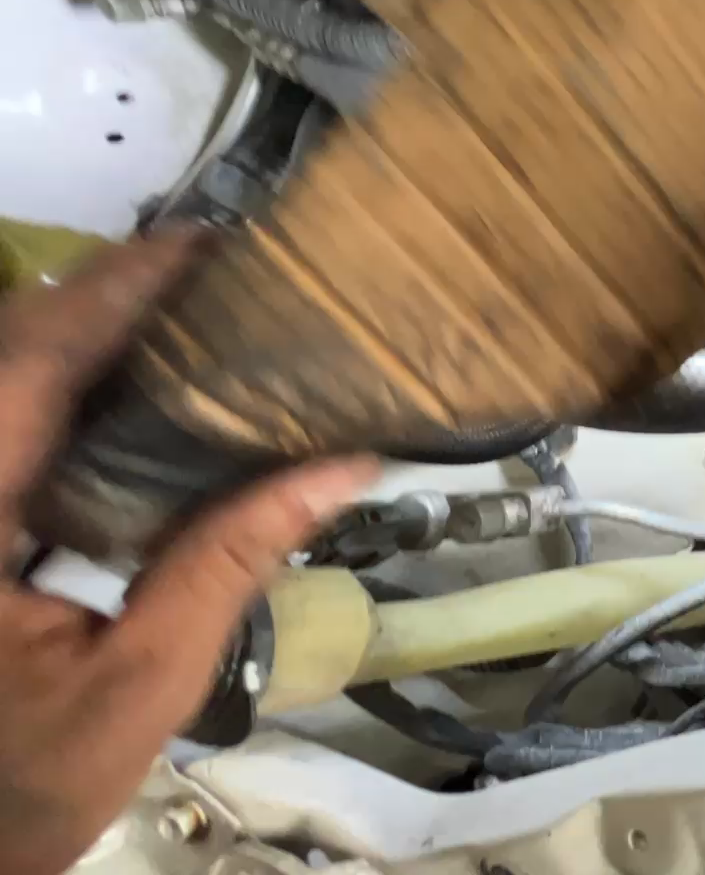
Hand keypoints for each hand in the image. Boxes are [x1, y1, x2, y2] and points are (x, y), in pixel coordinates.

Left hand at [0, 232, 376, 874]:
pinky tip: (138, 391)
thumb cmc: (19, 784)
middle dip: (92, 299)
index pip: (21, 375)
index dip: (107, 297)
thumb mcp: (145, 676)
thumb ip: (231, 560)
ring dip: (79, 338)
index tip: (196, 246)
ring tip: (189, 311)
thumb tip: (345, 469)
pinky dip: (63, 394)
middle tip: (210, 270)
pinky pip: (0, 436)